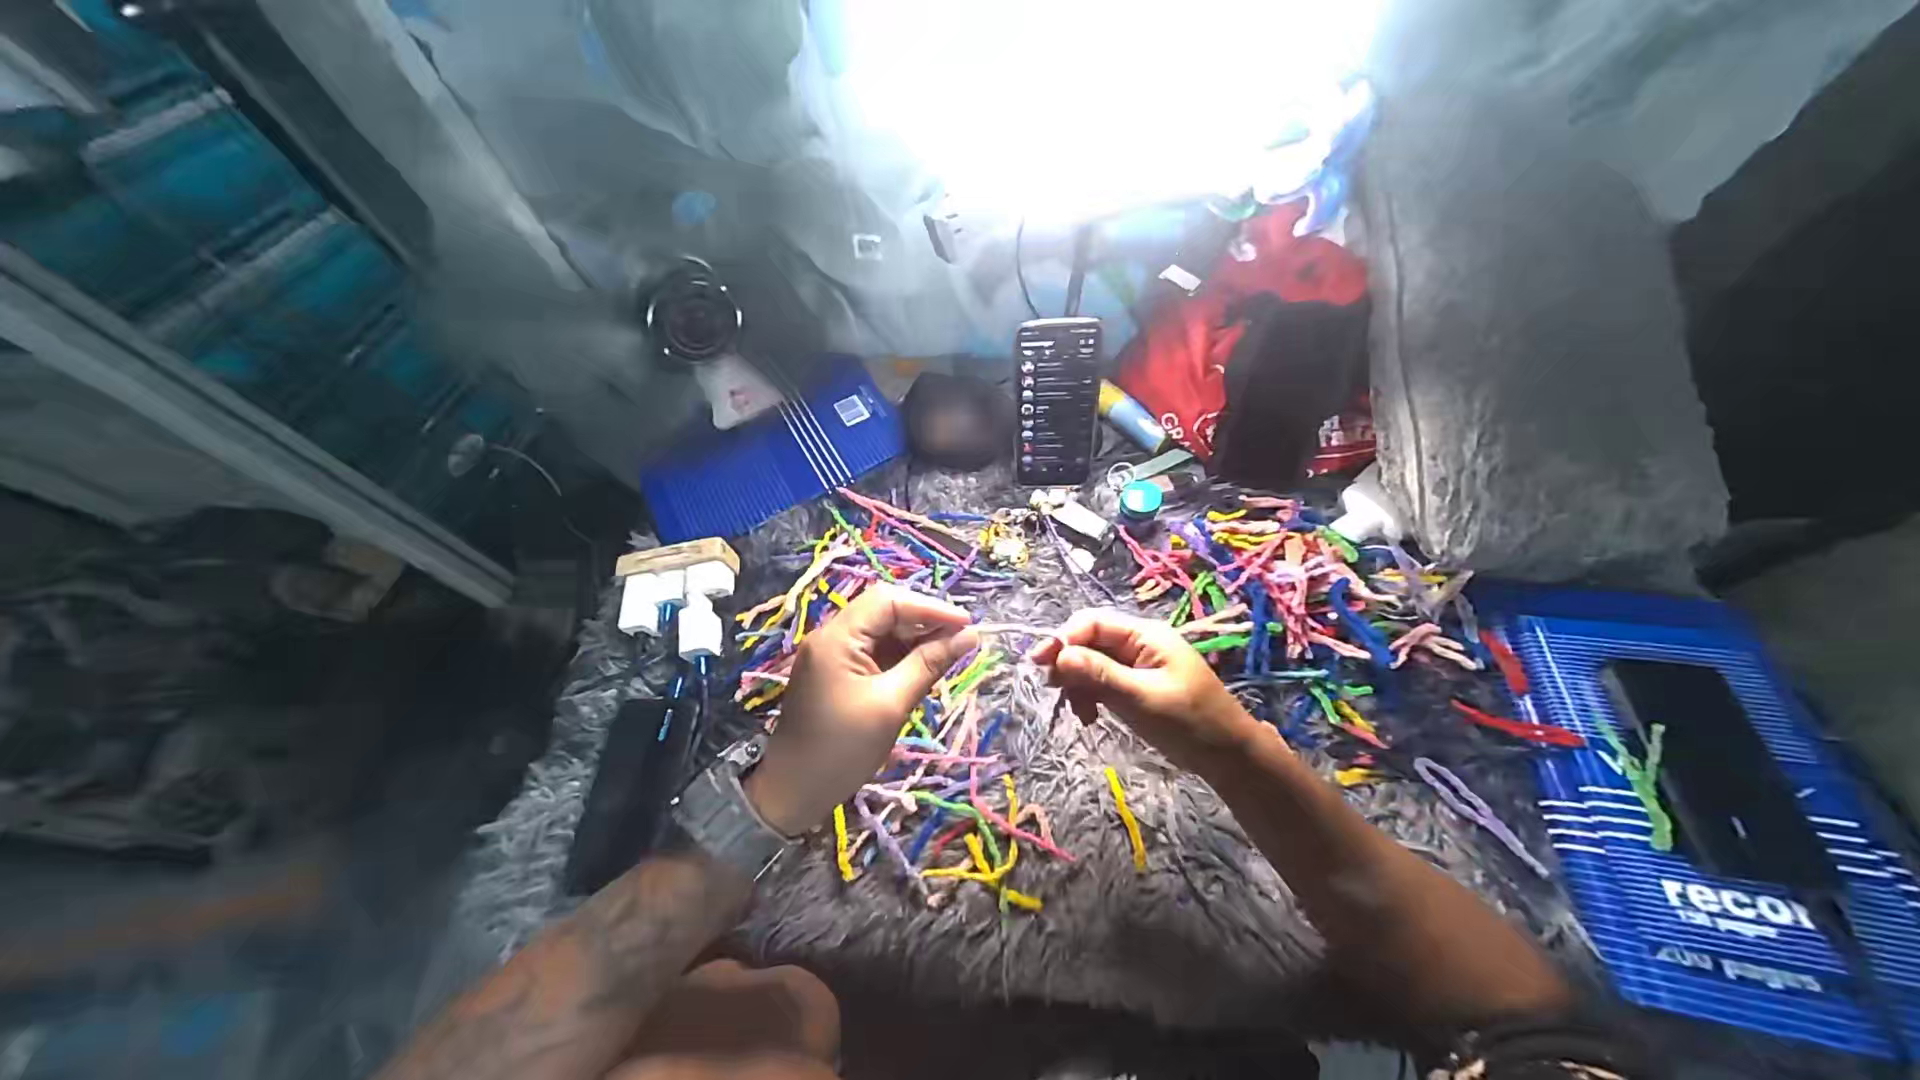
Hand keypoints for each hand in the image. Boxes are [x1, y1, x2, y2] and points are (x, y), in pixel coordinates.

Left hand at [744, 585, 976, 834]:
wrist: (791, 792)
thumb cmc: (842, 750)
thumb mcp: (892, 705)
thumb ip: (929, 664)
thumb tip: (970, 636)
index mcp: (837, 637)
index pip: (888, 601)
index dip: (931, 607)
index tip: (968, 625)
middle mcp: (832, 636)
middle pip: (884, 610)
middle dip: (925, 621)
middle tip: (962, 639)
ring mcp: (832, 654)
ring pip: (881, 630)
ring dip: (915, 638)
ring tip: (949, 654)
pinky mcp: (836, 671)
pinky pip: (873, 650)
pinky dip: (901, 655)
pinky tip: (924, 667)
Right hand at [1029, 609, 1262, 772]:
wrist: (1229, 756)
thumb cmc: (1191, 723)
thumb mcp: (1143, 699)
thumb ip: (1101, 675)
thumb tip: (1060, 655)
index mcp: (1145, 635)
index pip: (1092, 623)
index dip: (1063, 639)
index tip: (1041, 664)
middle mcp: (1138, 642)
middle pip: (1088, 640)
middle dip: (1068, 662)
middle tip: (1054, 689)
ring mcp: (1137, 663)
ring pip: (1090, 662)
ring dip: (1077, 682)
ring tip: (1079, 712)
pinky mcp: (1134, 684)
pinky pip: (1101, 680)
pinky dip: (1089, 695)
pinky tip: (1089, 716)